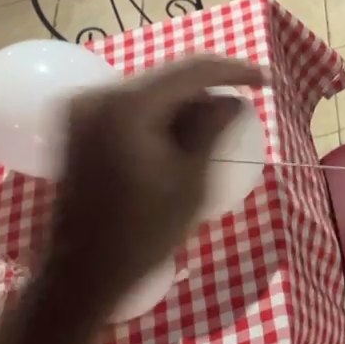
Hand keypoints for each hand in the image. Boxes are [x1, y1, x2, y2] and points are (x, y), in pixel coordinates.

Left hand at [44, 55, 269, 313]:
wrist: (82, 274)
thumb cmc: (144, 233)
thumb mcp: (192, 180)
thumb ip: (213, 129)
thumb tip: (233, 100)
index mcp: (126, 106)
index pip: (192, 69)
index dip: (235, 70)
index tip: (267, 81)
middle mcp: (97, 96)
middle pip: (168, 75)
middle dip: (210, 87)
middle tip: (245, 104)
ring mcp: (81, 109)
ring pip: (150, 88)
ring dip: (187, 100)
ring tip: (218, 123)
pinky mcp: (77, 125)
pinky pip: (130, 104)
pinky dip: (162, 112)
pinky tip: (183, 133)